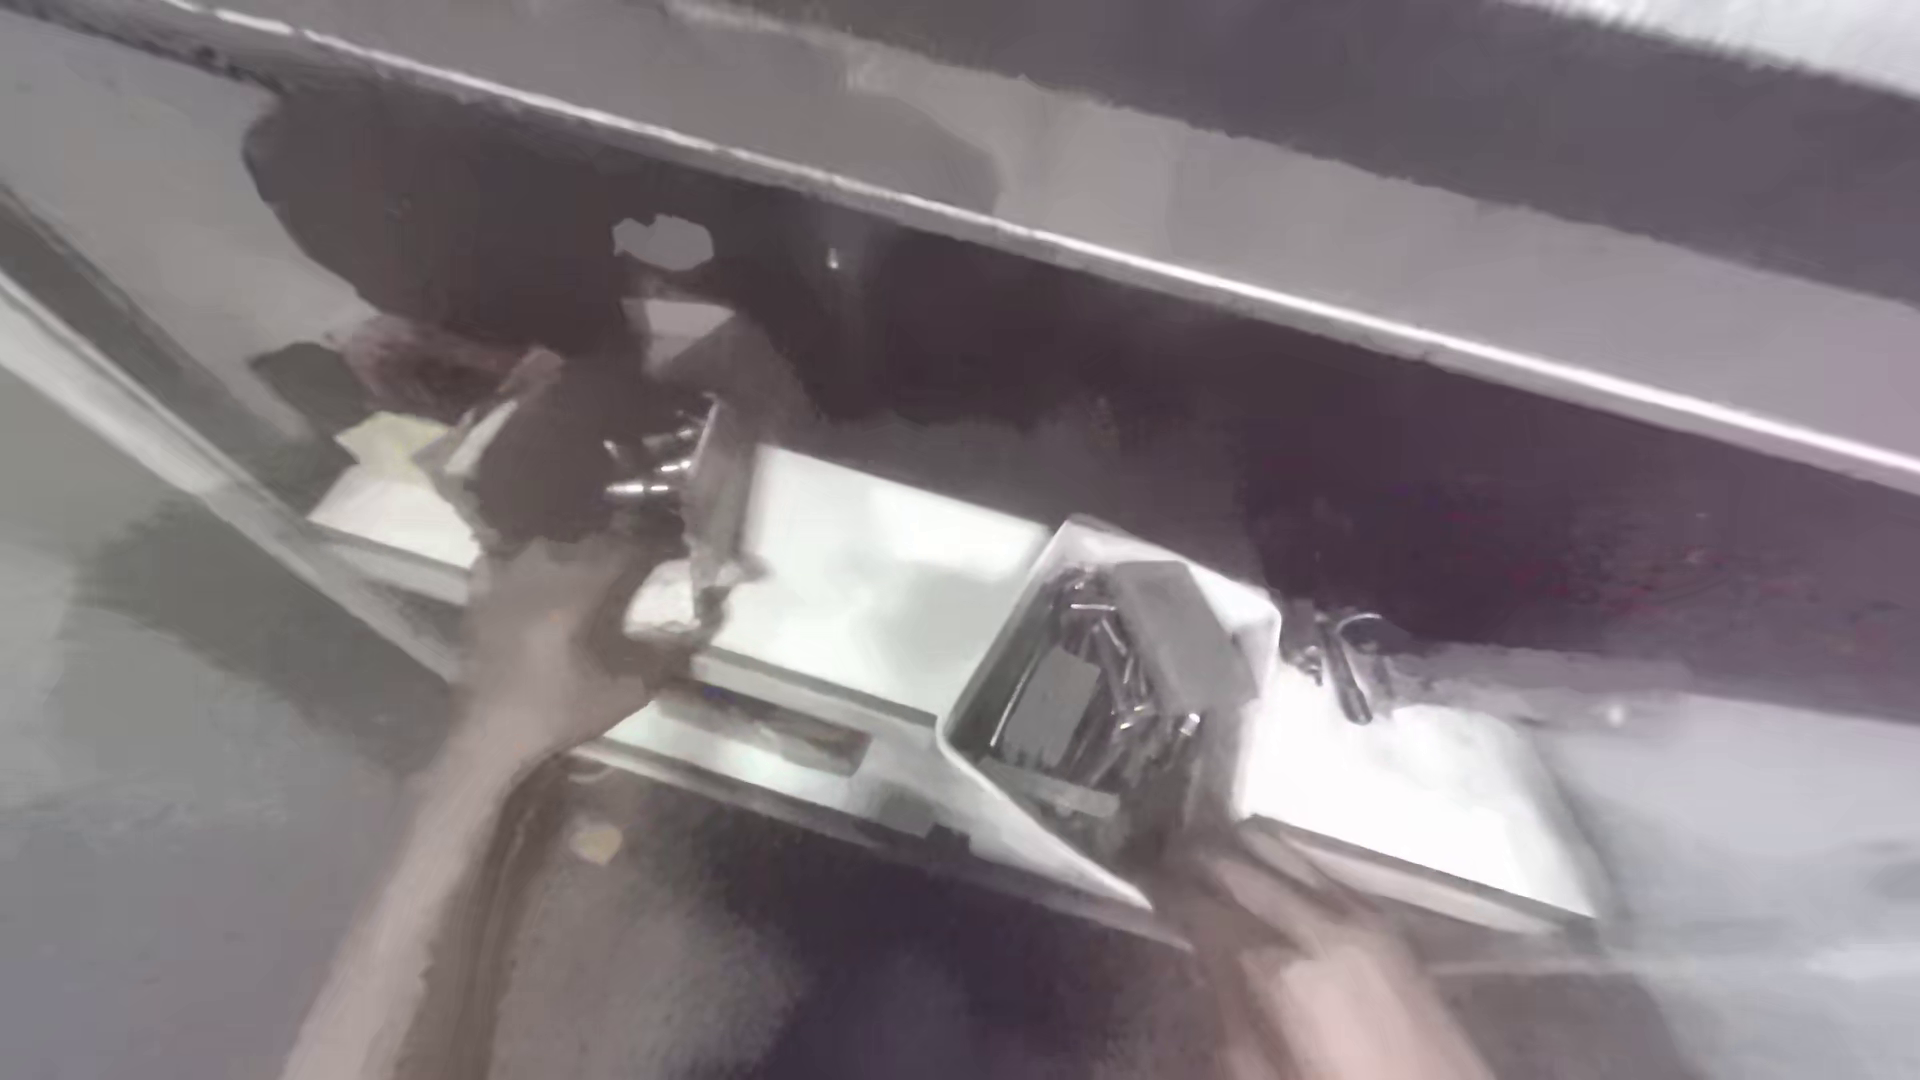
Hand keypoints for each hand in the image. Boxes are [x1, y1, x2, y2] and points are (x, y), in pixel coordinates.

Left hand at [459, 536, 696, 765]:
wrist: (492, 739)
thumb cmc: (564, 712)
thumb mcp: (631, 689)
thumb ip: (670, 653)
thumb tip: (704, 625)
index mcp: (578, 596)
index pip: (627, 550)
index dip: (658, 546)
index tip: (678, 550)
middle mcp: (541, 578)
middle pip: (590, 541)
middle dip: (623, 543)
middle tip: (644, 555)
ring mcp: (504, 585)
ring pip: (549, 544)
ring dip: (579, 548)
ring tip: (598, 558)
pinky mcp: (480, 599)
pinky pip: (504, 559)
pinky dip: (527, 558)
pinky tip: (539, 568)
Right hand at [1156, 824, 1492, 1079]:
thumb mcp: (1257, 1073)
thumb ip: (1222, 995)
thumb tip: (1199, 938)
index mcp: (1278, 970)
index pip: (1197, 900)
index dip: (1160, 884)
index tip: (1137, 875)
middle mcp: (1314, 920)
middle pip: (1227, 855)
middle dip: (1184, 853)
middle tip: (1159, 859)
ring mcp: (1353, 909)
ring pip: (1267, 839)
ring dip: (1225, 842)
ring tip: (1202, 857)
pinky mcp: (1379, 912)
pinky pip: (1306, 860)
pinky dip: (1267, 856)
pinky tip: (1254, 875)